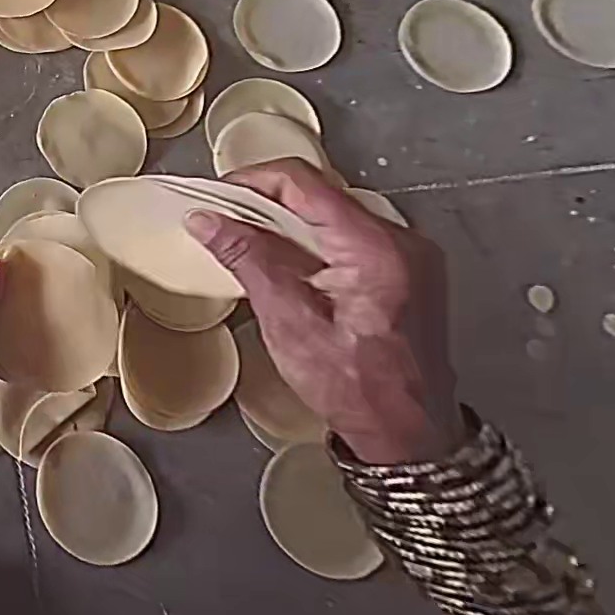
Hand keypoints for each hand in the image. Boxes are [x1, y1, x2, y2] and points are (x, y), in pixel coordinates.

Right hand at [184, 158, 464, 462]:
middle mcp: (400, 240)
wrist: (409, 433)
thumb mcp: (288, 321)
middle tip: (224, 223)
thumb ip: (247, 259)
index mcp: (376, 249)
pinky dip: (306, 238)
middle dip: (262, 202)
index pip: (303, 182)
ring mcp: (406, 252)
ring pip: (328, 209)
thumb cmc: (353, 386)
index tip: (217, 198)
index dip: (251, 181)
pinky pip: (344, 231)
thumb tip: (206, 220)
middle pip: (317, 191)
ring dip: (282, 221)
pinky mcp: (402, 265)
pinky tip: (282, 262)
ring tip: (247, 245)